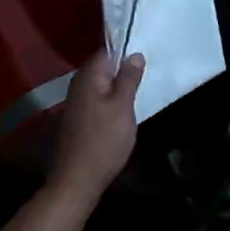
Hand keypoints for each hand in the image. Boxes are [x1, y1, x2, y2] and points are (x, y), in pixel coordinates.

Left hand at [50, 50, 145, 202]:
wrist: (77, 180)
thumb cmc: (104, 140)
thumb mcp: (123, 106)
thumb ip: (129, 78)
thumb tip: (135, 54)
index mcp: (88, 78)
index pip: (107, 52)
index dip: (127, 50)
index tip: (149, 52)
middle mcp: (79, 86)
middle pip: (104, 67)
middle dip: (126, 66)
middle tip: (152, 69)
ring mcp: (78, 103)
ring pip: (103, 83)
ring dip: (121, 83)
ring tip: (144, 85)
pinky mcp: (80, 118)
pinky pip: (100, 97)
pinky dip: (114, 97)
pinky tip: (128, 105)